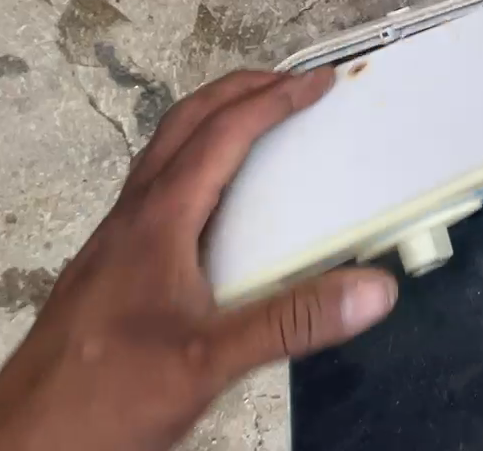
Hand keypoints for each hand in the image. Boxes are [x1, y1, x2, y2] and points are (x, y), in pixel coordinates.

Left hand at [0, 69, 397, 450]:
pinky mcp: (112, 271)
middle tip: (294, 81)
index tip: (323, 80)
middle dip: (240, 89)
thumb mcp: (206, 365)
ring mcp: (115, 244)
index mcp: (156, 223)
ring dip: (218, 119)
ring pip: (166, 153)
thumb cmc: (103, 401)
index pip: (220, 136)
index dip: (275, 100)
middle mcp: (132, 219)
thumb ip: (293, 323)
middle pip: (182, 125)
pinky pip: (163, 187)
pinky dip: (204, 159)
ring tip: (265, 121)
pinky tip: (225, 198)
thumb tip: (379, 290)